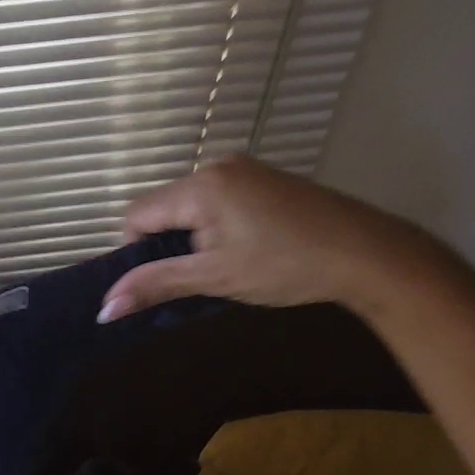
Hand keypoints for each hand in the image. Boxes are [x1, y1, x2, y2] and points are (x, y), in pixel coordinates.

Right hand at [99, 154, 438, 320]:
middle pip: (164, 208)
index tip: (170, 277)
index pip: (137, 215)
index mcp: (202, 185)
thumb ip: (156, 285)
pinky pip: (218, 200)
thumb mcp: (216, 279)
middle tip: (204, 275)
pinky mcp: (264, 178)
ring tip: (230, 263)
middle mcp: (218, 166)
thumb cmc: (287, 266)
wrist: (370, 255)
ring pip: (191, 205)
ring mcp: (245, 168)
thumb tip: (103, 308)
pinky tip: (248, 248)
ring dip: (195, 237)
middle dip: (171, 244)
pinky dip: (218, 226)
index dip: (140, 251)